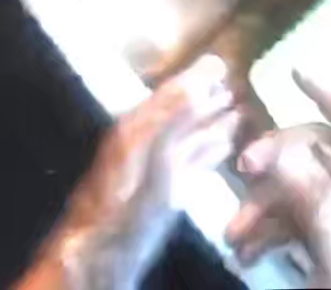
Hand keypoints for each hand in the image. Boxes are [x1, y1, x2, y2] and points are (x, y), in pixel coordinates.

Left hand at [22, 56, 239, 289]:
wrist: (92, 267)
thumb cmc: (118, 218)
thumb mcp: (147, 165)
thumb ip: (172, 124)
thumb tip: (197, 85)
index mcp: (137, 128)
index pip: (172, 91)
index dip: (196, 76)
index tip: (221, 64)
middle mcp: (145, 141)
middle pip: (182, 110)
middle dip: (209, 96)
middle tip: (236, 85)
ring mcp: (155, 167)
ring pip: (188, 135)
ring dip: (212, 121)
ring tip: (238, 110)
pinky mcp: (163, 192)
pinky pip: (190, 161)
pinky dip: (209, 149)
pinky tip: (226, 145)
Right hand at [225, 72, 330, 288]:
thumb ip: (313, 195)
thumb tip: (279, 151)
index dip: (322, 89)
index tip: (292, 72)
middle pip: (310, 147)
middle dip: (272, 158)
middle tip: (241, 168)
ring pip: (295, 184)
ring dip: (261, 203)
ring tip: (233, 233)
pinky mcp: (327, 237)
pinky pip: (291, 218)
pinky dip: (267, 230)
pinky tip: (246, 250)